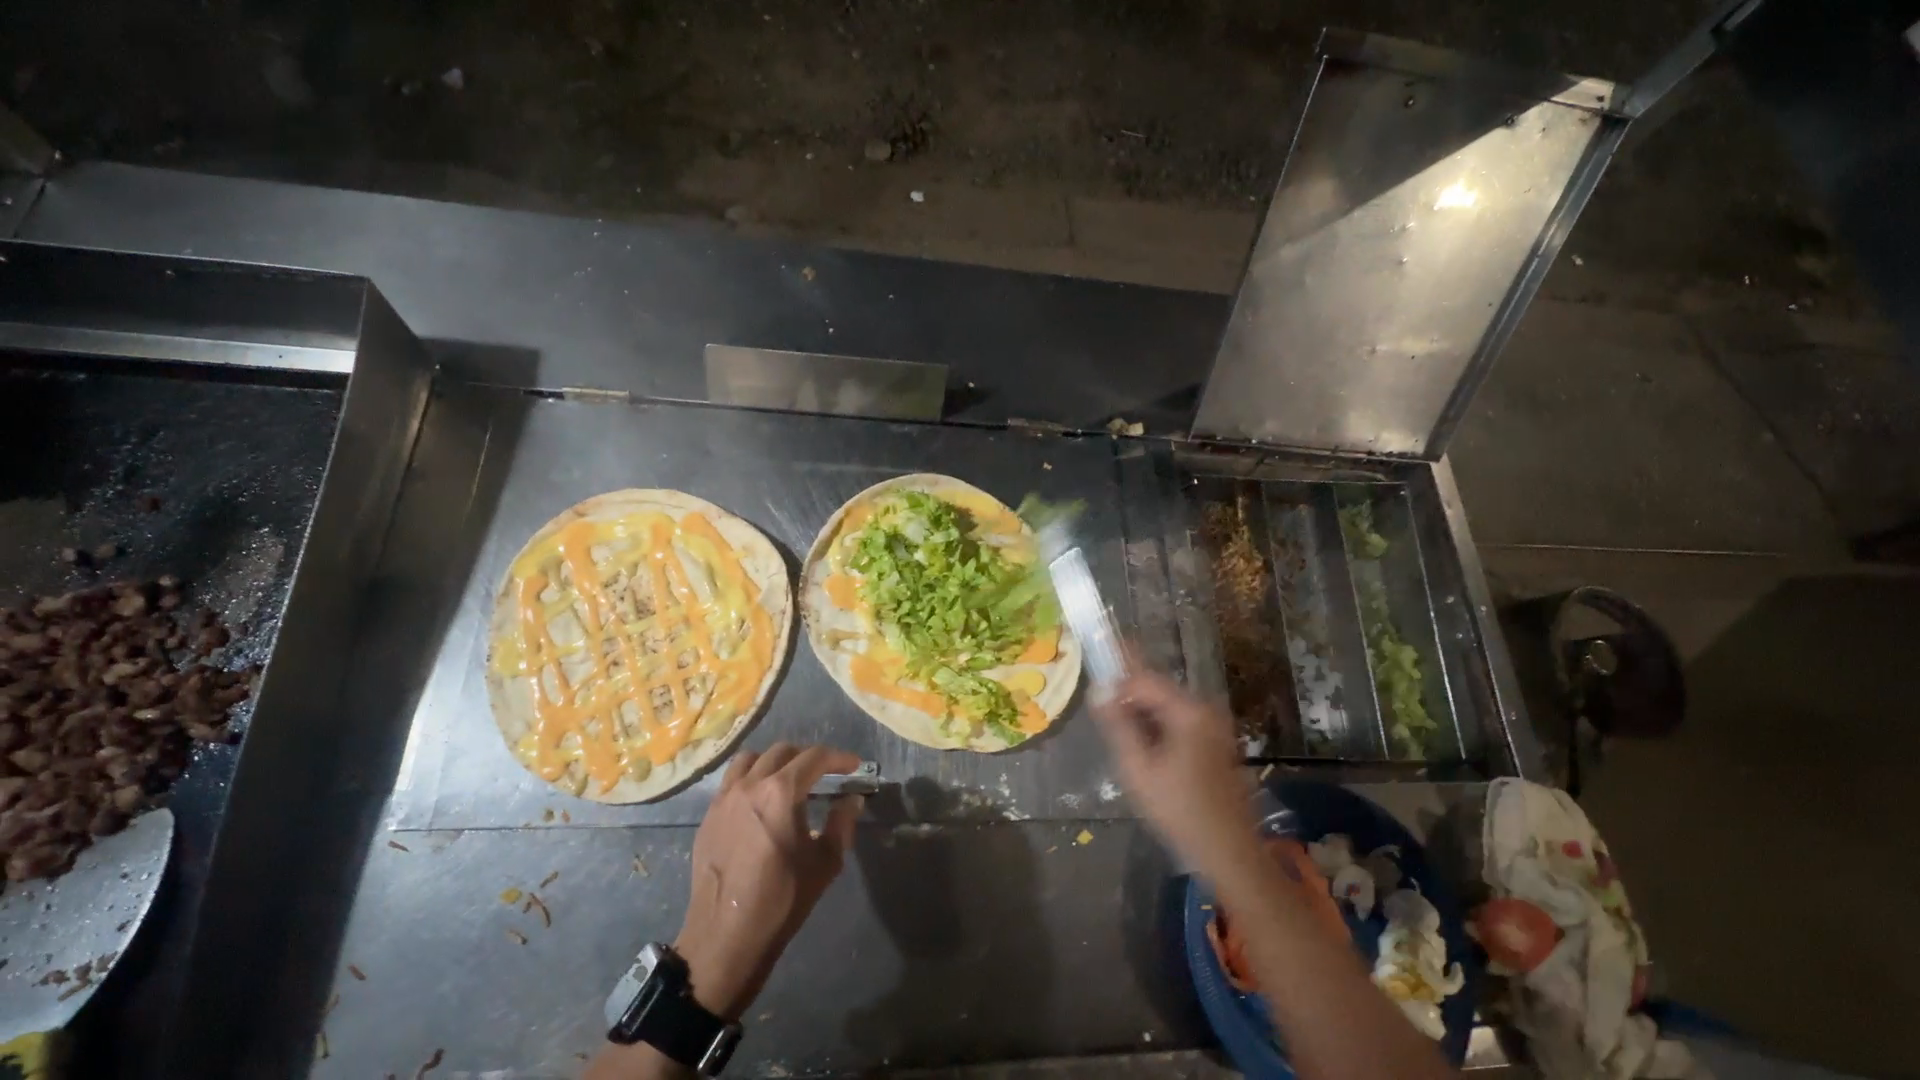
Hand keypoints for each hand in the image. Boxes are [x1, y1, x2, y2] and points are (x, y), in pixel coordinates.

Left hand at [674, 743, 864, 1020]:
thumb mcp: (825, 863)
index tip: (853, 765)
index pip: (815, 757)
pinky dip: (750, 778)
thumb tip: (852, 800)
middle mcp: (749, 785)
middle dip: (808, 757)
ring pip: (751, 760)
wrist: (726, 935)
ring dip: (775, 761)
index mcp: (781, 792)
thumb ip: (842, 823)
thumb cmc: (782, 899)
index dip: (839, 757)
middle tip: (825, 773)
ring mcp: (723, 799)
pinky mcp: (708, 816)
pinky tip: (760, 801)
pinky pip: (730, 781)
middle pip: (782, 751)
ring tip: (789, 779)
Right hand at [1090, 665, 1258, 877]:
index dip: (1116, 684)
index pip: (1144, 679)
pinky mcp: (1218, 742)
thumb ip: (1117, 725)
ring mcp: (1216, 726)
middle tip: (1107, 723)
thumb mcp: (1138, 768)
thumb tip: (1098, 690)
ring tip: (1124, 741)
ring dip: (1144, 717)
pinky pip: (1181, 723)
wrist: (1228, 850)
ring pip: (1169, 708)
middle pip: (1158, 691)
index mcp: (1189, 711)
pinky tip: (1148, 753)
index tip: (1095, 699)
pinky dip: (1161, 729)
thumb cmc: (1179, 810)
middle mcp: (1207, 710)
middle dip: (1130, 701)